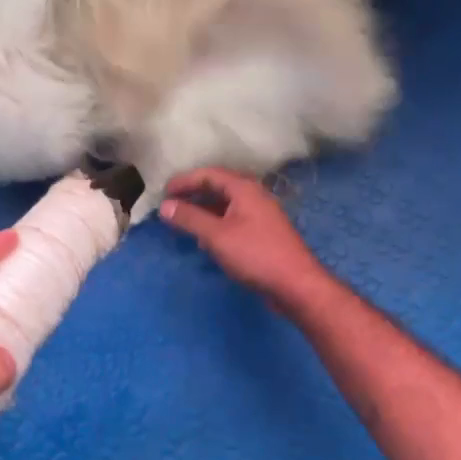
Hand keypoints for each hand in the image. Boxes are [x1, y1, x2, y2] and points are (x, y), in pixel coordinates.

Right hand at [158, 168, 330, 305]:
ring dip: (203, 211)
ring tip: (182, 222)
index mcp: (244, 189)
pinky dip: (215, 225)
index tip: (163, 192)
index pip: (208, 174)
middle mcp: (254, 196)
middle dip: (192, 195)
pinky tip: (205, 241)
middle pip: (218, 187)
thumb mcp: (216, 235)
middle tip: (170, 205)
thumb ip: (189, 218)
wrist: (297, 285)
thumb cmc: (255, 254)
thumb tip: (164, 206)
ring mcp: (260, 215)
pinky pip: (233, 221)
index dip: (184, 181)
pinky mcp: (263, 234)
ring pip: (225, 206)